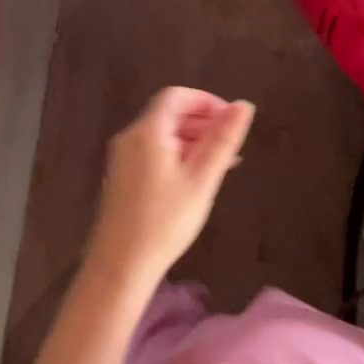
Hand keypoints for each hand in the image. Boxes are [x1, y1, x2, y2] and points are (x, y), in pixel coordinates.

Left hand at [86, 87, 254, 284]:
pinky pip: (154, 153)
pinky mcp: (123, 178)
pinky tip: (196, 178)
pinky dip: (178, 155)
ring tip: (222, 162)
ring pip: (163, 135)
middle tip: (231, 141)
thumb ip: (223, 140)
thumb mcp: (202, 179)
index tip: (230, 118)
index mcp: (148, 131)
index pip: (176, 96)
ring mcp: (123, 159)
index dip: (205, 100)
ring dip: (193, 140)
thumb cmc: (165, 221)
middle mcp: (131, 138)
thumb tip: (243, 104)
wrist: (120, 267)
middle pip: (169, 114)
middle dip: (202, 121)